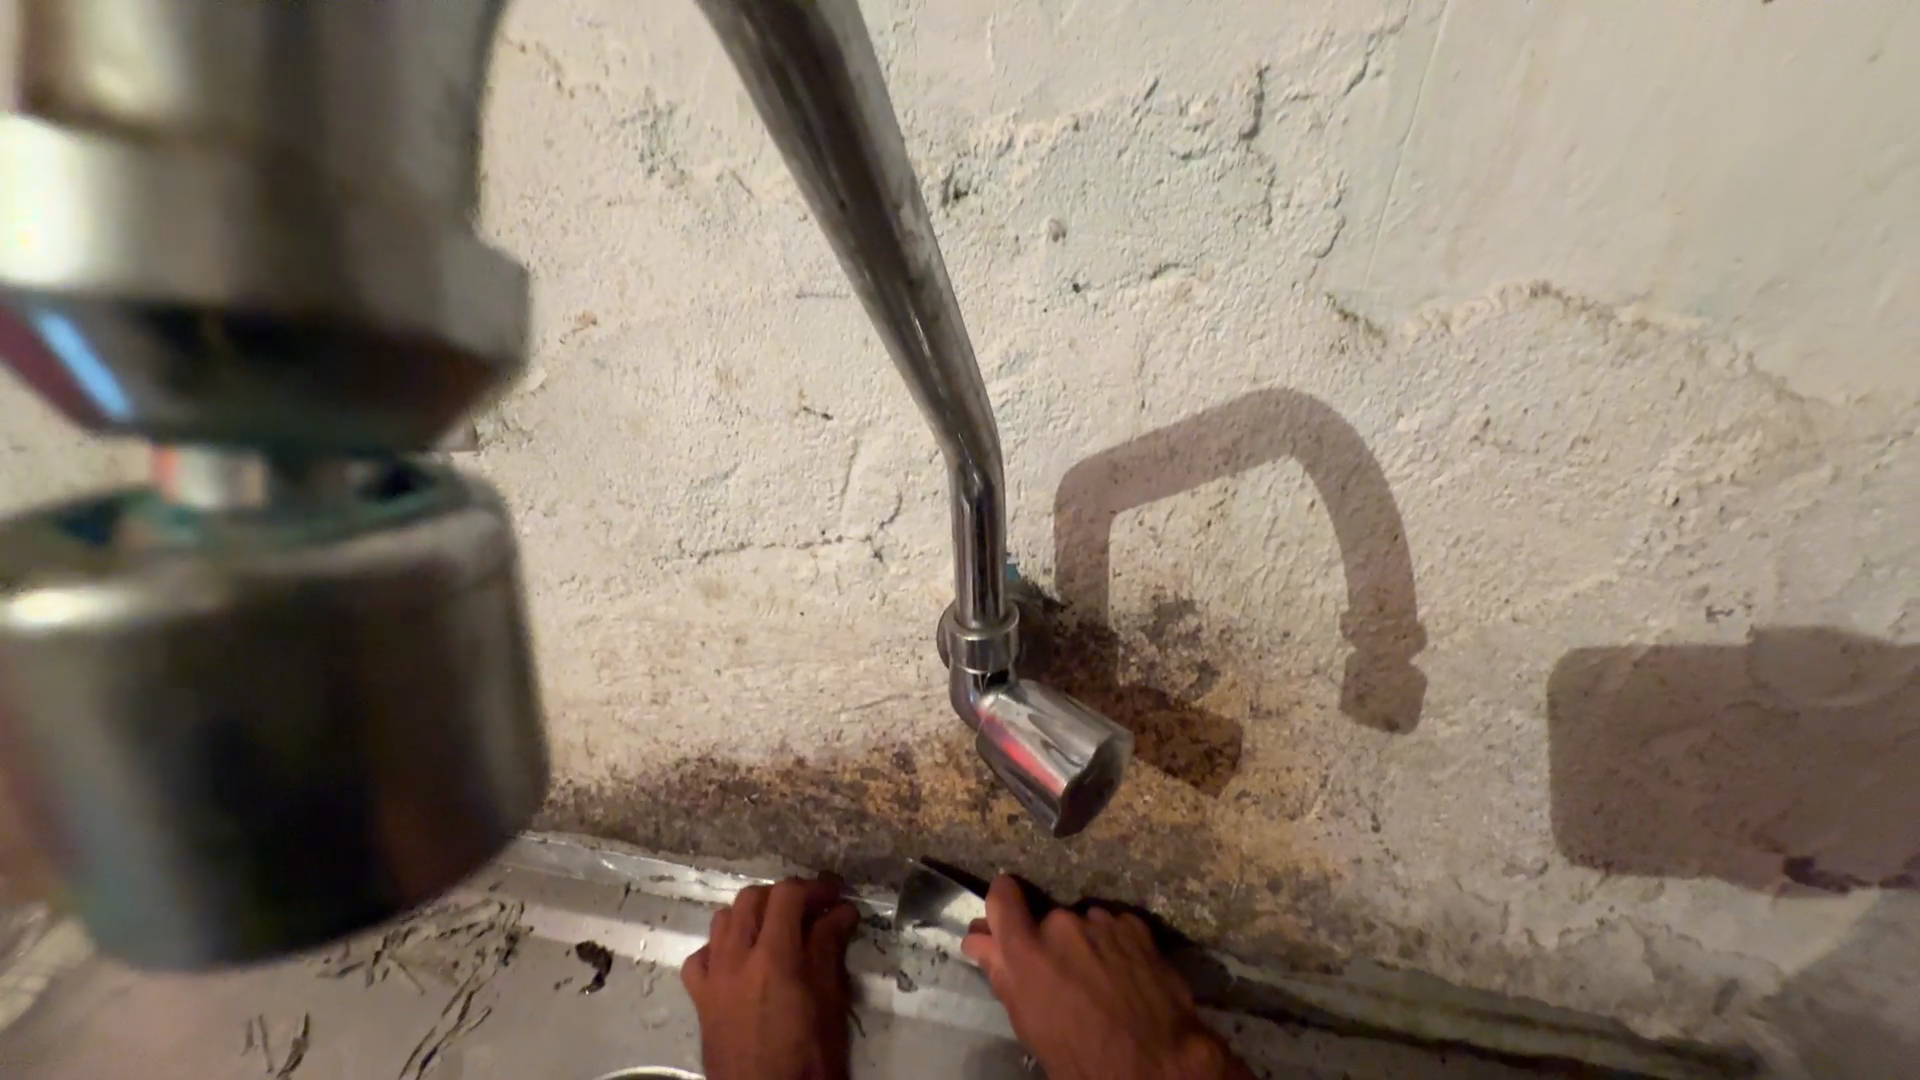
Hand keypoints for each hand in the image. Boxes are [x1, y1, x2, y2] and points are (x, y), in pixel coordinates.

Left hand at [682, 875, 861, 1079]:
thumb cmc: (809, 1061)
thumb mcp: (829, 1003)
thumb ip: (829, 949)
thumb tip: (841, 911)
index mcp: (773, 958)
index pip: (787, 895)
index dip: (813, 887)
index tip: (835, 895)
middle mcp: (736, 960)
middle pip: (751, 898)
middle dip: (783, 895)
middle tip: (810, 909)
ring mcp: (713, 980)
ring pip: (722, 920)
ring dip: (750, 914)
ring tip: (776, 928)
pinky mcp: (700, 1002)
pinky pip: (700, 958)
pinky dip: (719, 948)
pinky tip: (739, 959)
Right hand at [962, 876, 1252, 1079]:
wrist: (1157, 1065)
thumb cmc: (1082, 1057)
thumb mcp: (1030, 1025)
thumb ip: (1002, 974)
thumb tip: (978, 941)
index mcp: (1028, 950)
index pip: (1001, 896)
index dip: (1002, 905)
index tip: (1008, 922)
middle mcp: (1061, 923)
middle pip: (1047, 919)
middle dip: (1052, 943)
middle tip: (1066, 979)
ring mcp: (1101, 920)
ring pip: (1084, 925)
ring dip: (1087, 945)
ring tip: (1103, 983)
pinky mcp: (1134, 924)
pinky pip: (1114, 928)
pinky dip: (1116, 946)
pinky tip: (1126, 977)